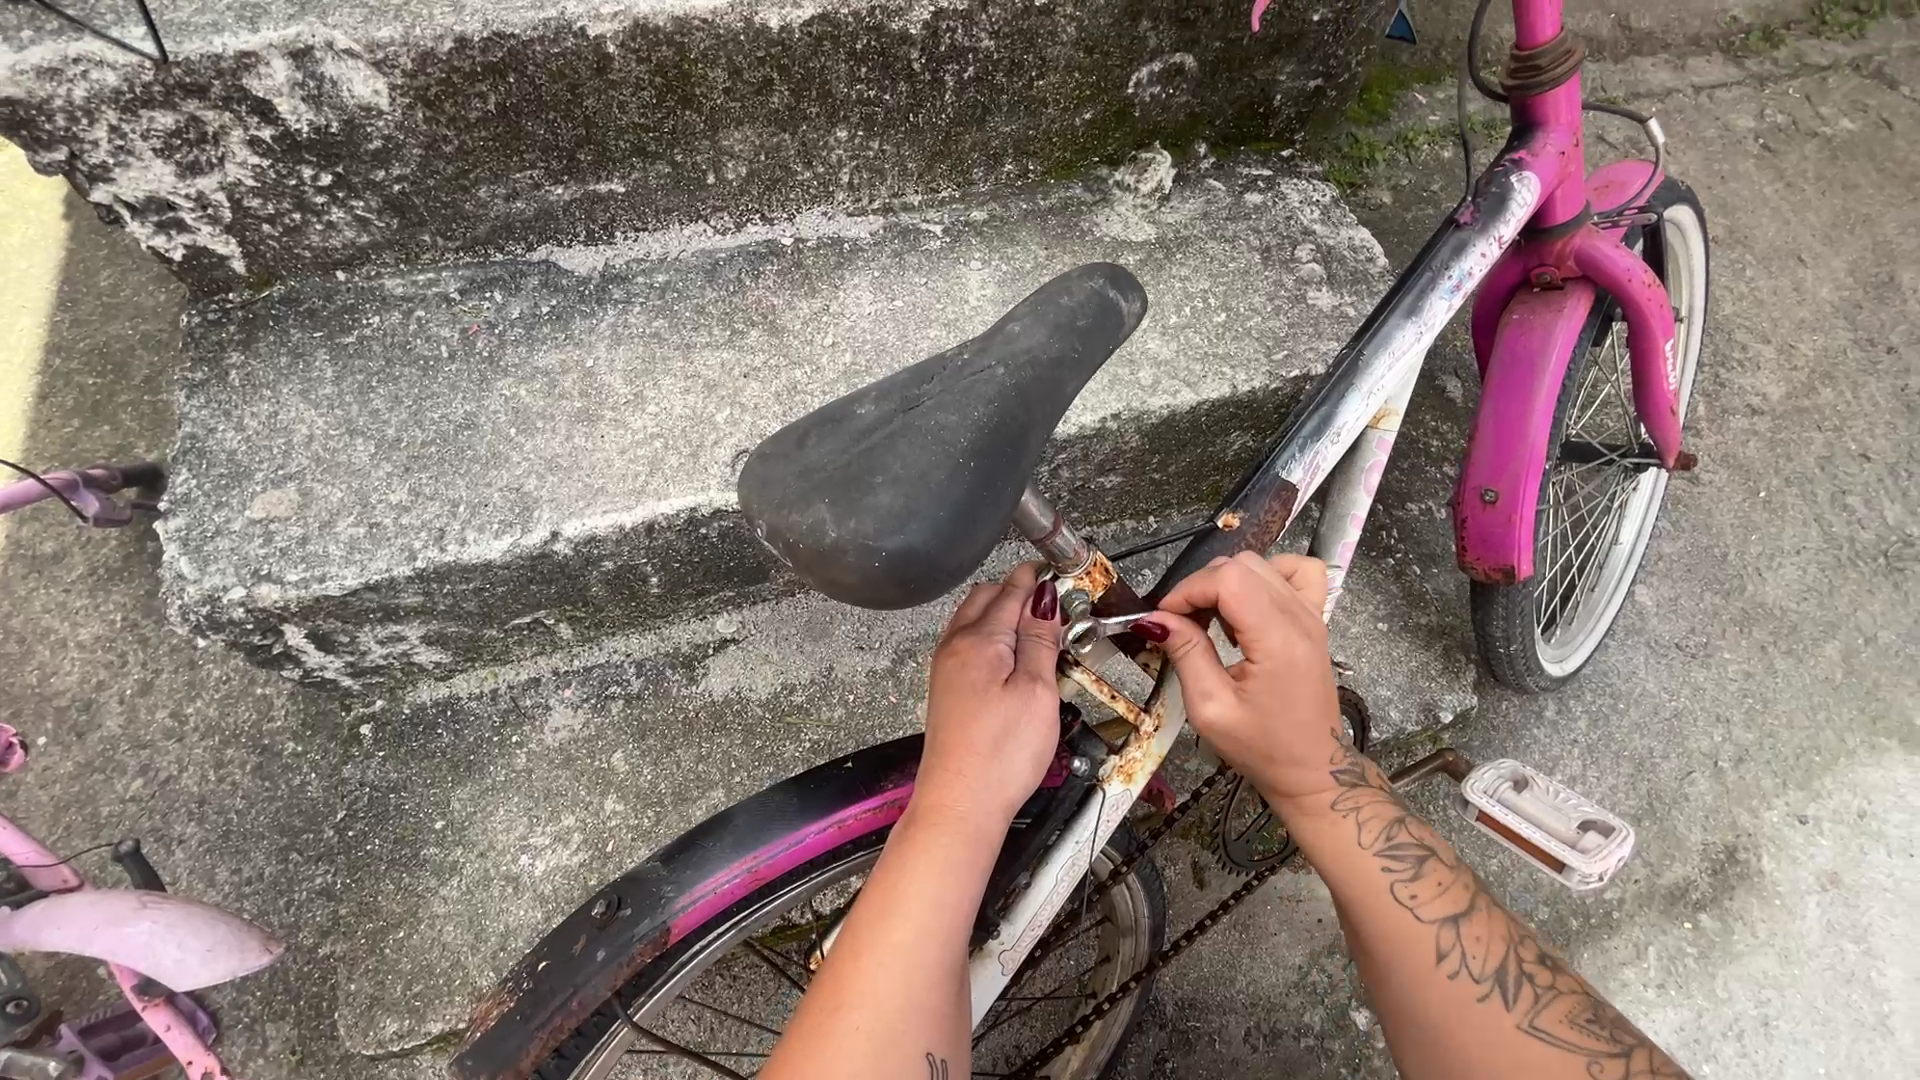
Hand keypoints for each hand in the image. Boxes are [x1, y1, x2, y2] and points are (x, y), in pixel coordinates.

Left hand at [915, 562, 1063, 825]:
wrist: (960, 803)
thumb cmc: (1002, 753)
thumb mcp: (1037, 692)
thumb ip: (1041, 641)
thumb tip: (1046, 600)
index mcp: (979, 640)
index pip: (1011, 593)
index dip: (1036, 578)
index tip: (1055, 569)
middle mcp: (955, 645)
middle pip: (985, 598)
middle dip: (1016, 589)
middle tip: (1051, 596)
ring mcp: (946, 667)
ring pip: (972, 618)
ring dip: (999, 610)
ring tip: (1033, 620)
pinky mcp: (946, 688)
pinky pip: (965, 641)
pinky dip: (988, 632)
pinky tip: (1007, 650)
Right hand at [1135, 553, 1343, 808]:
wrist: (1313, 770)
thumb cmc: (1261, 748)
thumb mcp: (1211, 708)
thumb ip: (1186, 654)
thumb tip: (1155, 618)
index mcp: (1278, 641)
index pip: (1228, 580)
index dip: (1188, 590)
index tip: (1165, 618)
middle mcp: (1301, 618)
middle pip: (1242, 565)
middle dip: (1202, 586)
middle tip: (1183, 623)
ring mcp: (1313, 616)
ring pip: (1263, 564)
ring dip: (1228, 582)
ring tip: (1214, 618)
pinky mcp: (1315, 620)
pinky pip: (1296, 573)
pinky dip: (1266, 575)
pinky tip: (1248, 604)